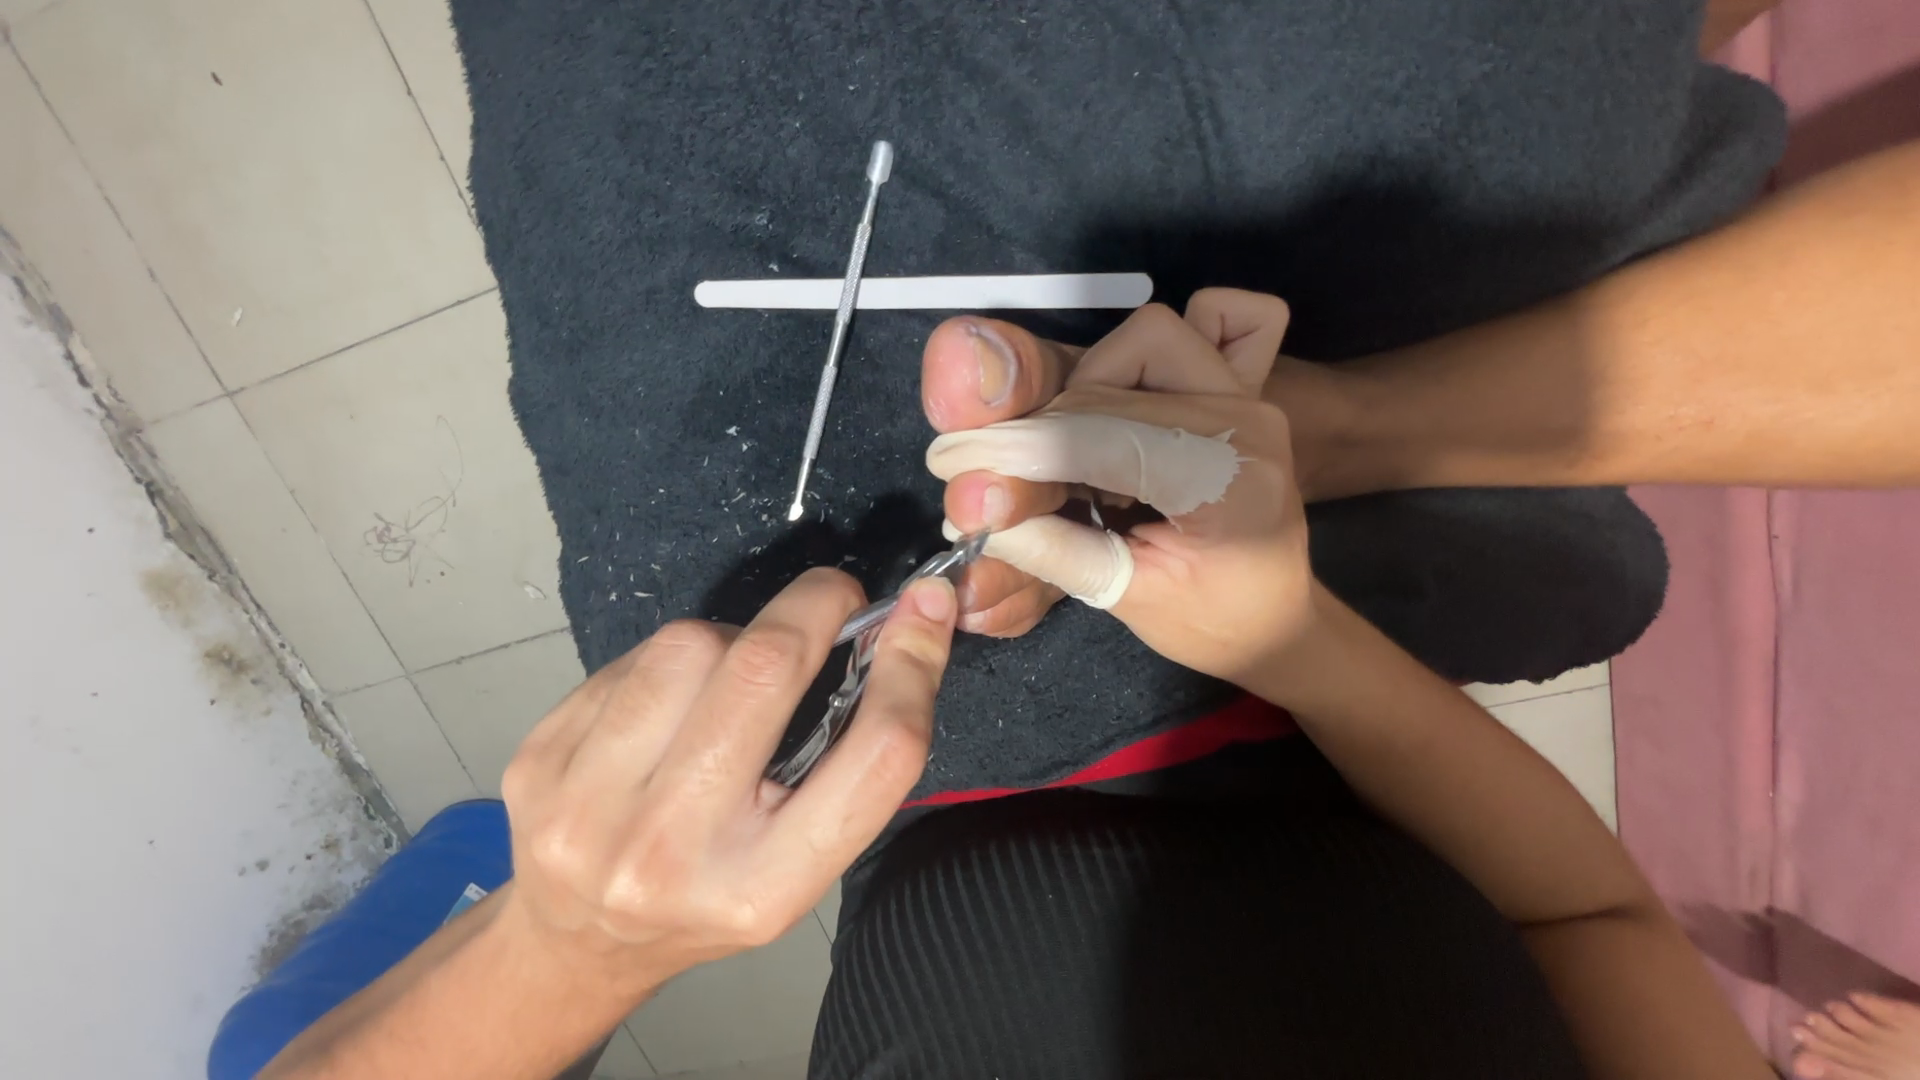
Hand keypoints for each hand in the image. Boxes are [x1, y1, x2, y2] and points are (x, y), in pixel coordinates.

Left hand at [497, 569, 957, 999]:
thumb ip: (854, 757)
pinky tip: (670, 703)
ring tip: (733, 677)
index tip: (923, 609)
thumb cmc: (716, 891)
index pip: (873, 756)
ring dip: (734, 638)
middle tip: (835, 597)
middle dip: (814, 606)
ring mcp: (588, 806)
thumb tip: (907, 624)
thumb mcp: (802, 858)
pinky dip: (672, 660)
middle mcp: (672, 854)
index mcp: (766, 887)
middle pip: (764, 671)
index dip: (912, 667)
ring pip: (689, 644)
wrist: (576, 942)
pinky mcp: (537, 760)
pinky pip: (633, 657)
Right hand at [920, 288, 1291, 636]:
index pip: (1101, 438)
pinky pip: (1221, 317)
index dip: (1019, 449)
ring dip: (1091, 386)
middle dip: (1041, 428)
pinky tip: (1134, 394)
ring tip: (1076, 449)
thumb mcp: (1128, 599)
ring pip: (1147, 338)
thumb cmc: (1212, 622)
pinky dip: (1168, 346)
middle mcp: (1245, 417)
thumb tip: (970, 509)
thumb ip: (1051, 548)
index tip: (953, 462)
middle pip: (1111, 383)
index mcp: (1226, 482)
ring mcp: (1250, 393)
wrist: (1276, 617)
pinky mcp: (1241, 384)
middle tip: (1002, 480)